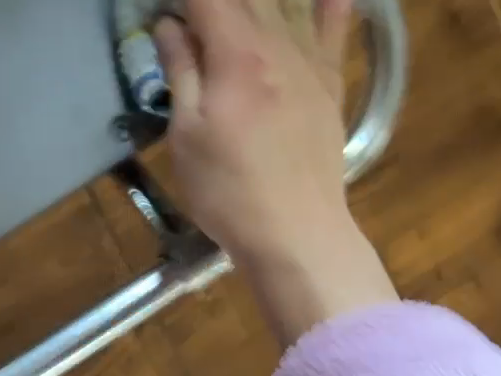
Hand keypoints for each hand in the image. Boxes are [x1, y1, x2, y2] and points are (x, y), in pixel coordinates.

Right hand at [155, 0, 396, 342]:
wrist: (293, 228)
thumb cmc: (226, 190)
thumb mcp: (186, 138)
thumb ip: (181, 75)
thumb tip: (169, 24)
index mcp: (236, 55)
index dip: (183, 0)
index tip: (165, 9)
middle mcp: (278, 42)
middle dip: (215, 2)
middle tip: (195, 14)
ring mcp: (311, 59)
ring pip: (286, 4)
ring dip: (258, 2)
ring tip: (237, 13)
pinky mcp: (332, 82)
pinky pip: (335, 23)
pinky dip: (328, 4)